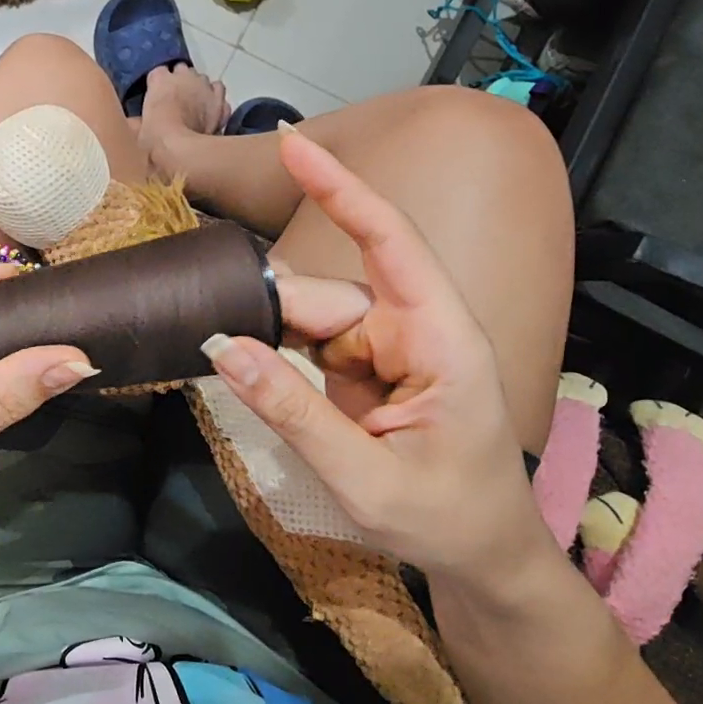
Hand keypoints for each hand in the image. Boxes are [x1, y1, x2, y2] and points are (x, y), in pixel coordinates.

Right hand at [200, 128, 551, 582]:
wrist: (482, 558)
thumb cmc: (446, 521)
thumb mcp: (366, 478)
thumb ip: (294, 413)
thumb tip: (224, 348)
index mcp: (441, 341)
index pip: (391, 244)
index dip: (342, 191)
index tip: (291, 145)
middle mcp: (414, 328)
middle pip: (327, 292)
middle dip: (274, 314)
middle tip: (220, 349)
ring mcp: (387, 345)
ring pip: (309, 315)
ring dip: (273, 337)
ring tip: (251, 378)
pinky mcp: (364, 364)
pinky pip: (307, 340)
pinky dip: (276, 350)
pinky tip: (256, 368)